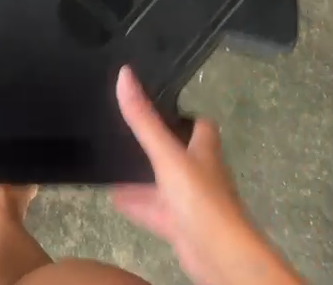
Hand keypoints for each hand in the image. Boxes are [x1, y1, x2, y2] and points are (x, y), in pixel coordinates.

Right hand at [112, 67, 303, 284]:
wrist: (221, 258)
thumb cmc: (200, 198)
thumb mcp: (167, 154)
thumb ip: (144, 120)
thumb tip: (124, 73)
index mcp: (204, 151)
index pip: (200, 125)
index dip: (184, 114)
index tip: (159, 102)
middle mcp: (200, 173)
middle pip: (179, 152)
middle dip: (156, 142)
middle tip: (125, 128)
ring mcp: (191, 202)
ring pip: (163, 182)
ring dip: (141, 174)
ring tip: (111, 160)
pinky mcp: (181, 227)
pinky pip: (155, 210)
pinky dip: (136, 203)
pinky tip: (113, 196)